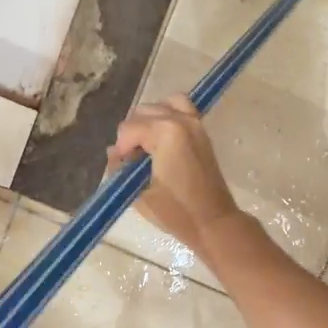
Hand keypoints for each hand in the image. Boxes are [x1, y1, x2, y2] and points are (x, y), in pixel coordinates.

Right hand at [105, 95, 243, 258]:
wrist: (213, 222)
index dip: (121, 150)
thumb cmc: (176, 212)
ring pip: (161, 106)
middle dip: (132, 135)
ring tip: (146, 148)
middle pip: (143, 113)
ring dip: (149, 122)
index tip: (123, 170)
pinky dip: (167, 116)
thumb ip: (121, 168)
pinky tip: (160, 139)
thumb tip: (114, 154)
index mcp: (165, 132)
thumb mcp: (139, 193)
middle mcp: (181, 119)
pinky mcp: (202, 130)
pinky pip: (180, 109)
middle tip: (132, 162)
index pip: (128, 129)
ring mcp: (195, 122)